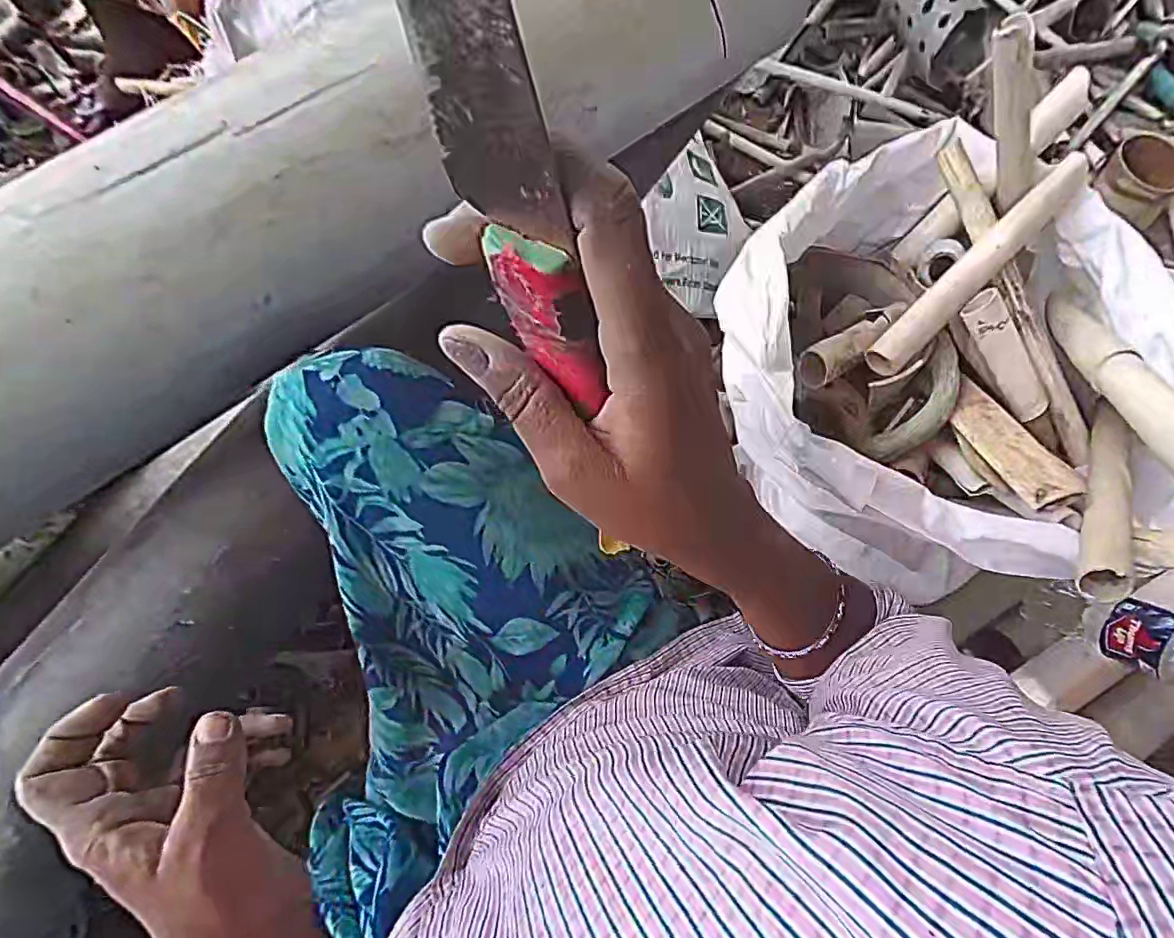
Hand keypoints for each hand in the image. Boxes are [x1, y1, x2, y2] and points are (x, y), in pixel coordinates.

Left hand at [14, 688, 308, 937]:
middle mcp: (134, 821)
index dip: (70, 736)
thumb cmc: (218, 906)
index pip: (51, 779)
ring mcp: (179, 820)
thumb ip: (212, 772)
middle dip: (156, 723)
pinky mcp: (221, 820)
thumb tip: (214, 719)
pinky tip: (278, 747)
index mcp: (104, 832)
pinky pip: (227, 771)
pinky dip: (251, 752)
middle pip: (123, 757)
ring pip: (187, 759)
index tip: (117, 702)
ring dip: (226, 734)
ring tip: (267, 723)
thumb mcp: (210, 834)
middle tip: (188, 700)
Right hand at [420, 158, 787, 597]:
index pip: (609, 222)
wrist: (721, 524)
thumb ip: (524, 400)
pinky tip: (529, 321)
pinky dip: (563, 289)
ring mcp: (670, 326)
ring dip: (536, 254)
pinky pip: (611, 291)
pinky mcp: (667, 339)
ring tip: (476, 275)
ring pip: (600, 256)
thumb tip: (460, 337)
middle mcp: (664, 319)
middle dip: (519, 218)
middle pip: (596, 226)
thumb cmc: (656, 509)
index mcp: (643, 345)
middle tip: (452, 249)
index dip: (551, 178)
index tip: (480, 197)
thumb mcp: (575, 471)